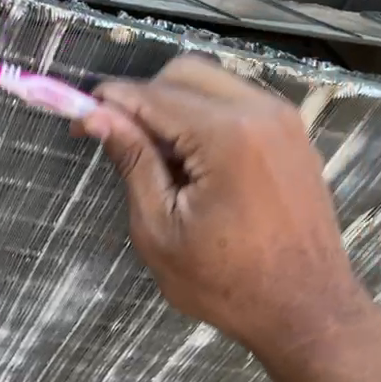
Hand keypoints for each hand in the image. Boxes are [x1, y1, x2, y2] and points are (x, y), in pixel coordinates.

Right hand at [74, 56, 377, 362]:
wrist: (303, 308)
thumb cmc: (223, 282)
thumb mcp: (159, 229)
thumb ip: (133, 163)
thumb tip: (99, 119)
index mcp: (225, 135)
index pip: (151, 95)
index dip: (107, 105)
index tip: (77, 125)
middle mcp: (260, 111)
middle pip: (183, 73)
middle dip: (140, 99)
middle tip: (114, 144)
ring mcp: (283, 119)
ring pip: (211, 84)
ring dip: (172, 108)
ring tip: (152, 162)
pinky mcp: (291, 134)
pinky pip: (236, 103)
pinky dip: (202, 118)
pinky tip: (188, 164)